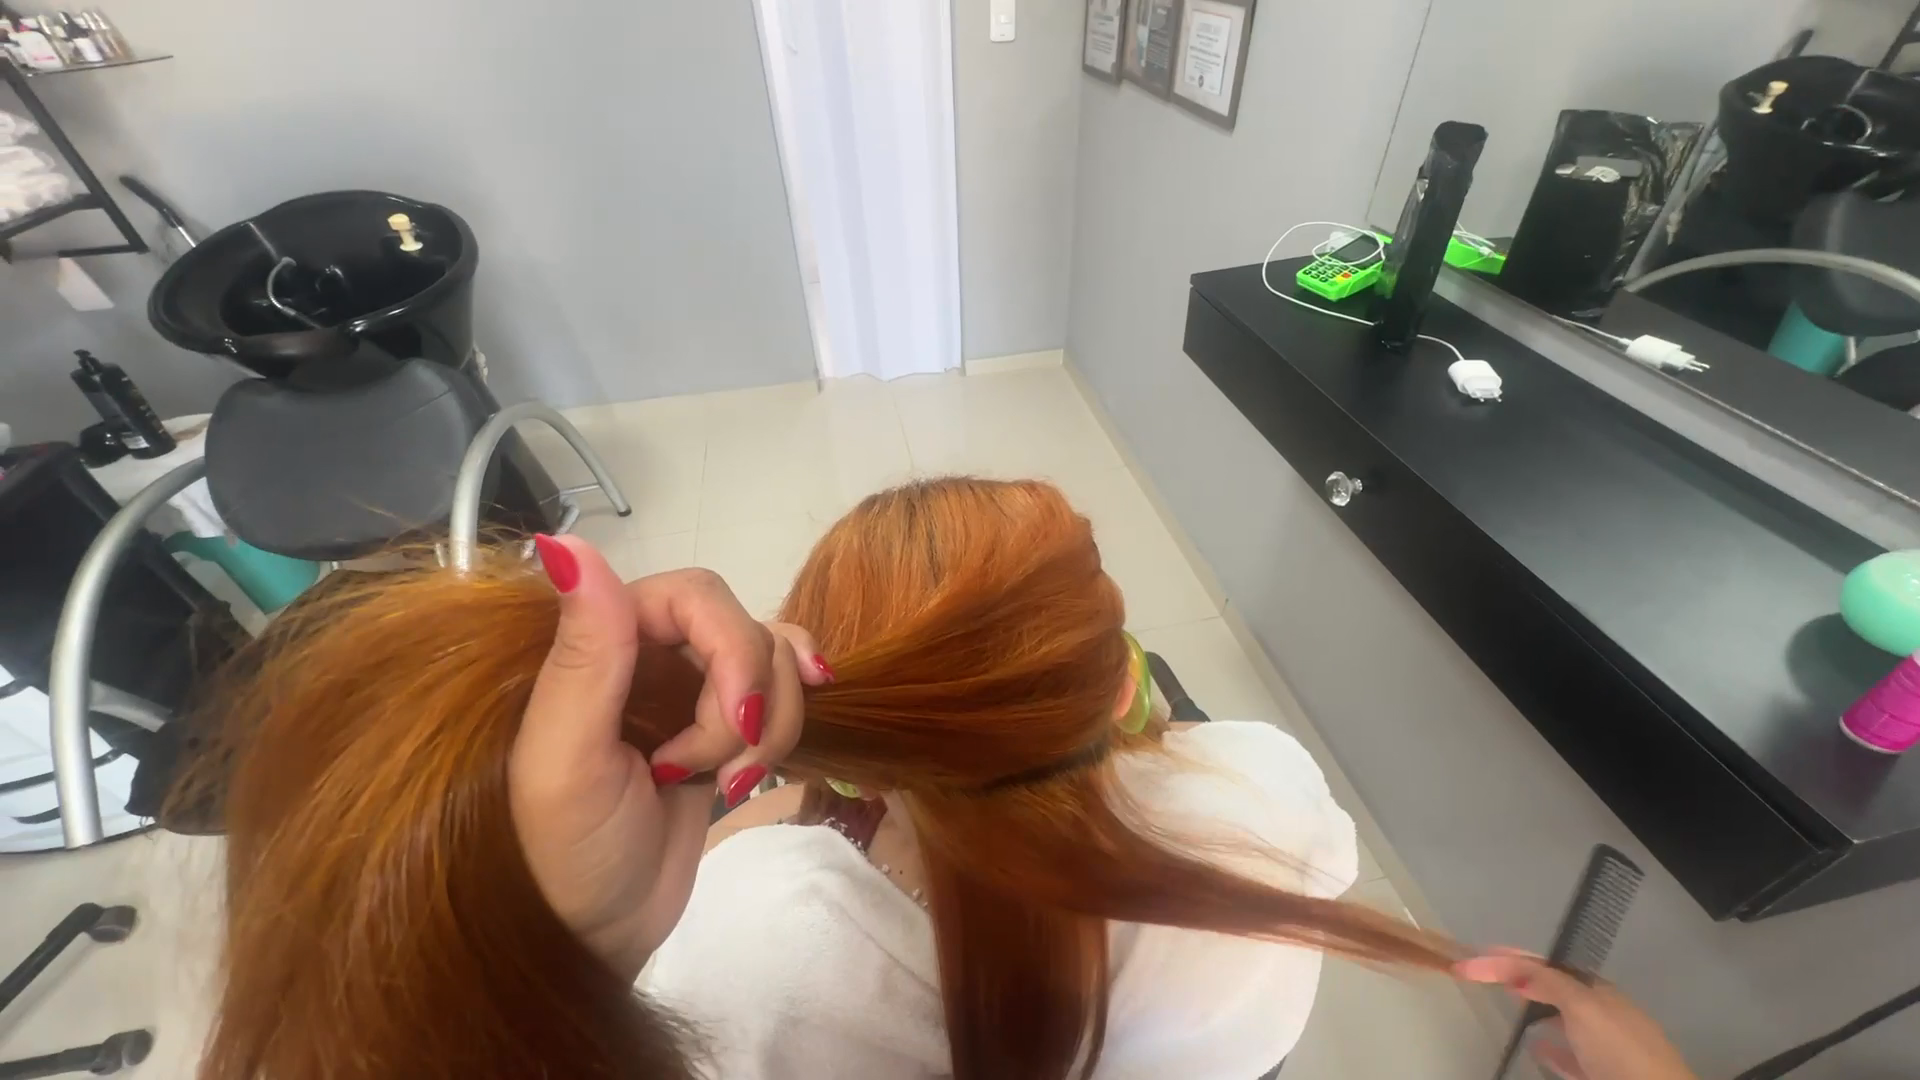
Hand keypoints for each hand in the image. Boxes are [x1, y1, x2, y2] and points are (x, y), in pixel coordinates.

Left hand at [508, 535, 826, 978]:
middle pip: (746, 630)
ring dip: (771, 723)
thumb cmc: (561, 857)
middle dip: (750, 702)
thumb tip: (565, 542)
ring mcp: (692, 686)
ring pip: (775, 662)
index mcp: (604, 643)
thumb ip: (582, 653)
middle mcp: (652, 650)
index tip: (737, 720)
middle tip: (719, 773)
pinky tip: (771, 750)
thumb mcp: (563, 762)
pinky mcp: (724, 721)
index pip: (698, 596)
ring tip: (727, 784)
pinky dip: (789, 715)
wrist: (592, 934)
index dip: (734, 649)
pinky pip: (783, 689)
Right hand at [1457, 951, 1698, 1079]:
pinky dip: (1550, 1047)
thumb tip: (1517, 970)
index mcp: (1598, 991)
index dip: (1504, 960)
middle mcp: (1603, 1013)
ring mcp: (1606, 1048)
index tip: (1467, 963)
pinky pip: (1570, 1055)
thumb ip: (1548, 981)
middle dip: (1520, 977)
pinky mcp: (1603, 1076)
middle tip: (1483, 974)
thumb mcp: (1582, 1007)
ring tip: (1507, 1005)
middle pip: (1553, 987)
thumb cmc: (1620, 1054)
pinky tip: (1536, 1049)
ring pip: (1562, 1019)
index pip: (1543, 966)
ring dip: (1534, 1008)